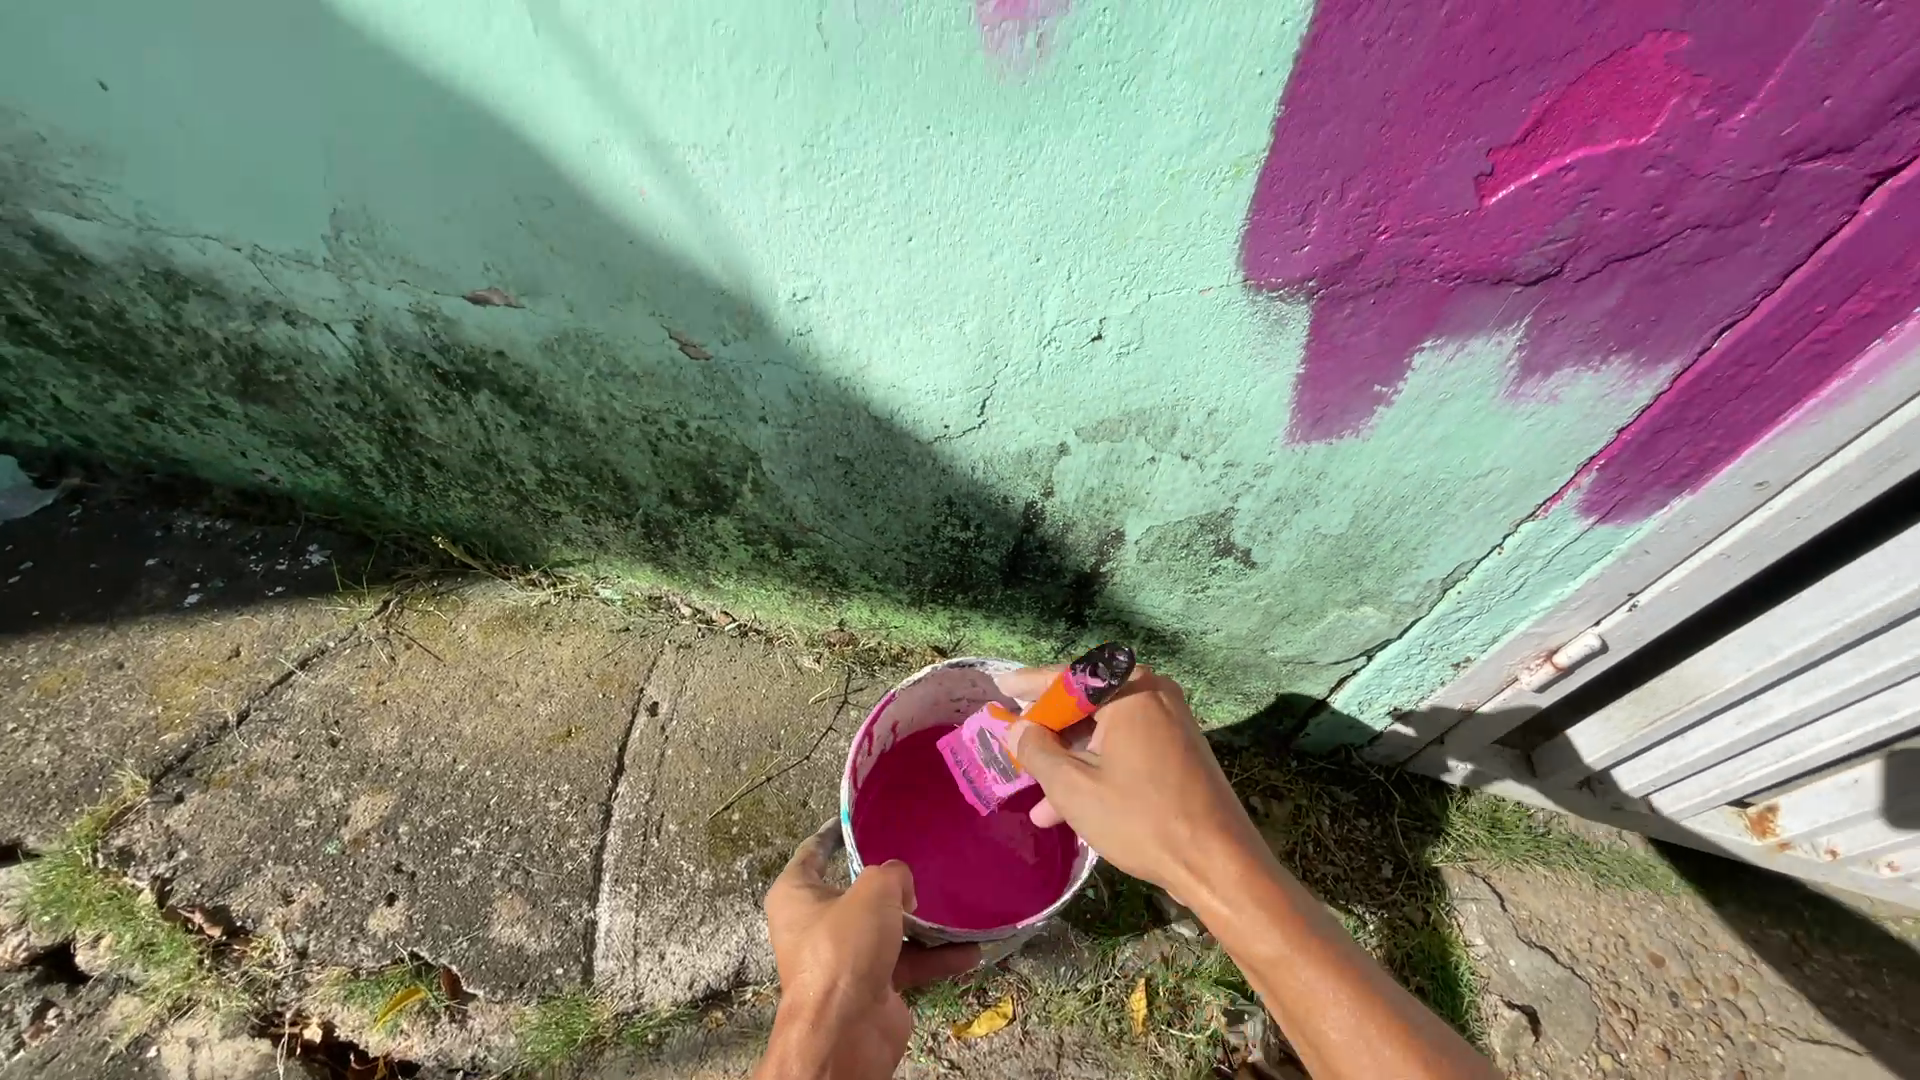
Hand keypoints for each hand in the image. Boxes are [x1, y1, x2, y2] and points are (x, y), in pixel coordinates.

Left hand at [756, 822, 979, 1079]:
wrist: (846, 1031)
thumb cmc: (845, 946)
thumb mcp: (874, 890)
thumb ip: (894, 874)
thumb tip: (903, 889)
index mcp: (796, 894)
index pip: (813, 852)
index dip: (836, 832)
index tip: (863, 816)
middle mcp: (816, 923)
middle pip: (858, 890)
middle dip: (891, 880)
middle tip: (923, 858)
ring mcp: (845, 957)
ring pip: (888, 928)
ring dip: (922, 921)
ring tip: (956, 902)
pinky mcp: (872, 985)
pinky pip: (907, 962)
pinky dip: (935, 956)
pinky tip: (969, 949)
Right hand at [1002, 667, 1266, 900]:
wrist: (1220, 864)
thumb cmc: (1142, 818)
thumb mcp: (1074, 787)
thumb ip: (1037, 752)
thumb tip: (1018, 730)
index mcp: (1128, 691)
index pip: (1065, 679)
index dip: (1029, 686)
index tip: (1002, 687)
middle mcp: (1152, 694)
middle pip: (1085, 705)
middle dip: (1049, 734)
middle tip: (1016, 745)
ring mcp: (1170, 722)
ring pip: (1103, 733)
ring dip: (1069, 762)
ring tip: (1036, 799)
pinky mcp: (1179, 750)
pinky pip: (1125, 748)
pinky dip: (1097, 770)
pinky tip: (1066, 810)